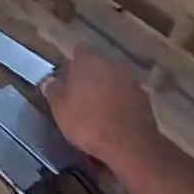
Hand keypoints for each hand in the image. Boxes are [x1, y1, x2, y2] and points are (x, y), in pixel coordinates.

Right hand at [41, 47, 165, 168]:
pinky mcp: (143, 97)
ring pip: (113, 78)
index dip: (72, 62)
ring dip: (105, 88)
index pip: (79, 50)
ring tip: (96, 109)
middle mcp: (112, 64)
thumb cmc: (87, 122)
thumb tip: (50, 81)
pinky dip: (119, 102)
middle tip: (78, 95)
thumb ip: (53, 90)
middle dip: (89, 75)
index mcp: (89, 61)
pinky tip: (113, 118)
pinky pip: (126, 94)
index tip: (67, 77)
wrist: (129, 143)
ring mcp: (131, 79)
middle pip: (98, 64)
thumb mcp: (60, 108)